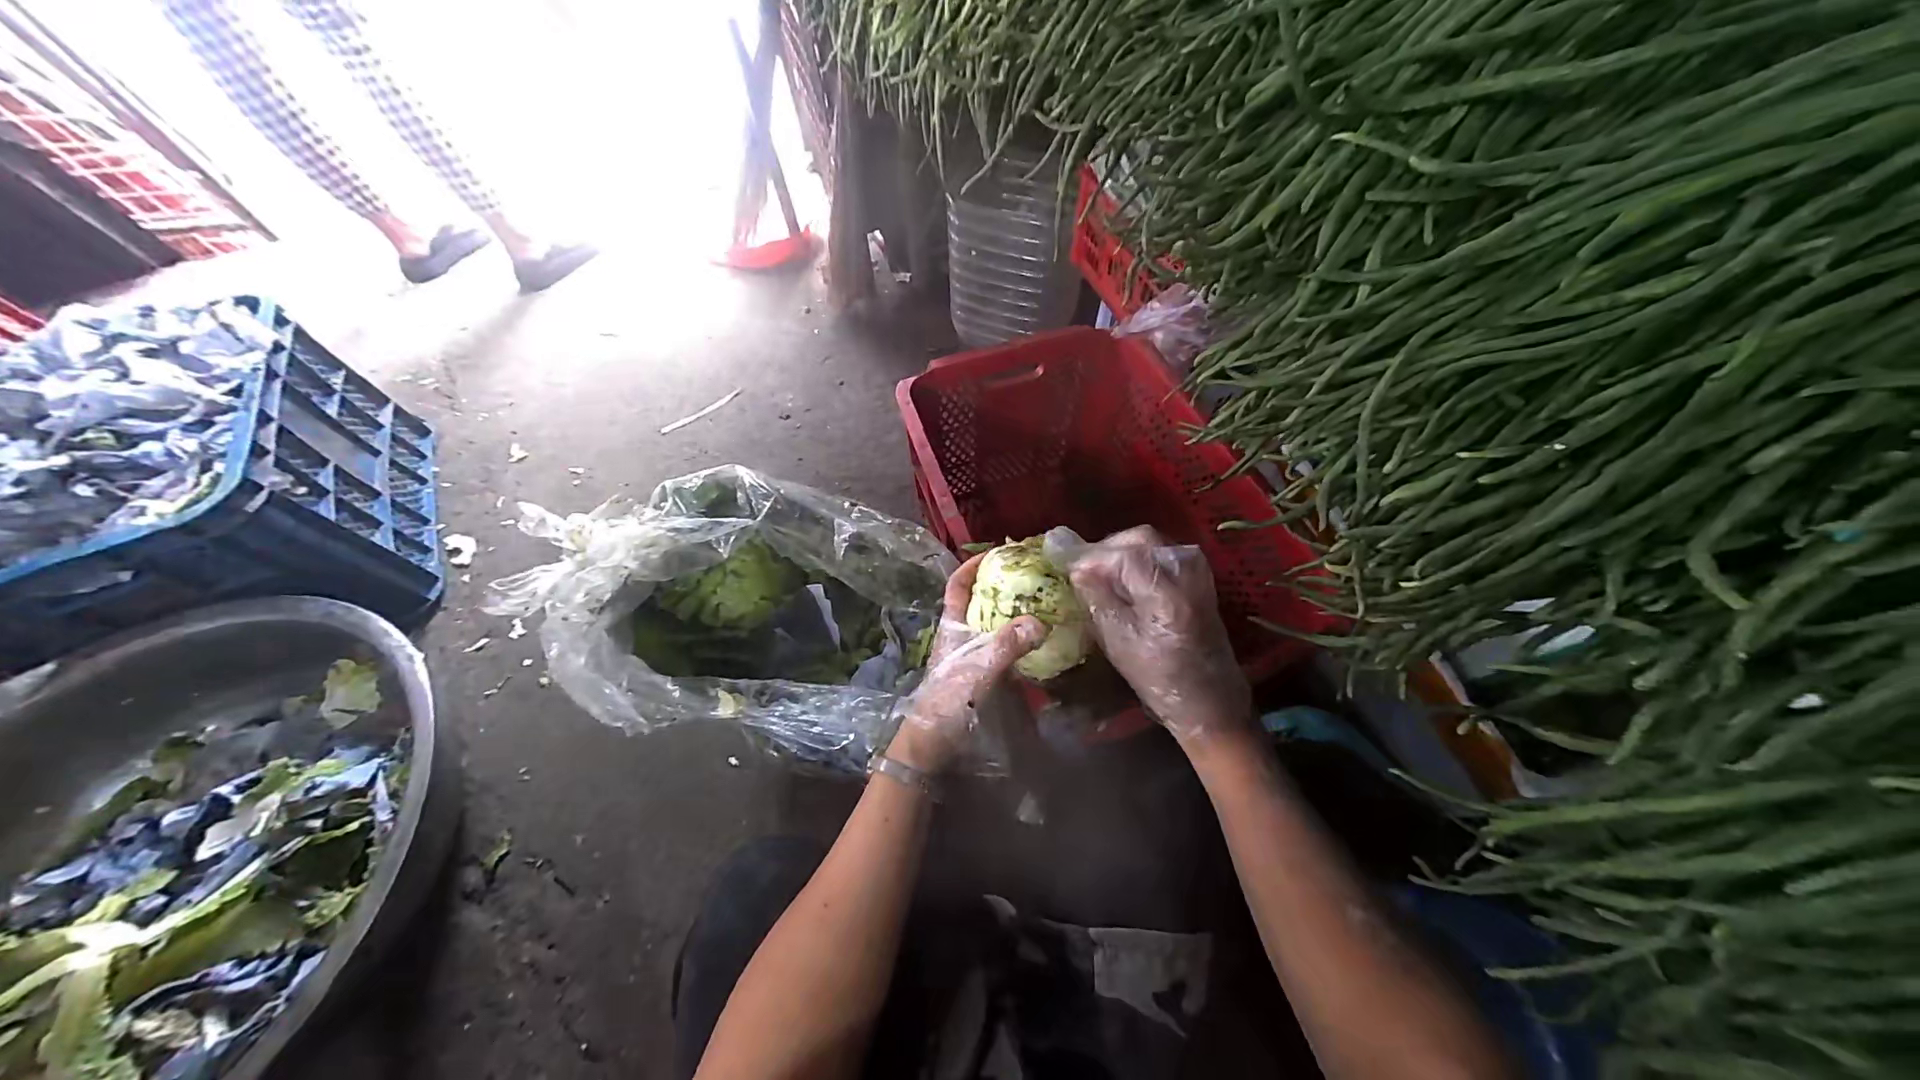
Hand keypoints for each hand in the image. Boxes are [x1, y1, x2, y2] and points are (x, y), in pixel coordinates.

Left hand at [886, 553, 1044, 774]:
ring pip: (991, 624)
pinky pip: (1001, 647)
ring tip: (1043, 603)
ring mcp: (970, 656)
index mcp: (951, 627)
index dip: (973, 565)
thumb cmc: (947, 703)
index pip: (958, 585)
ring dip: (1012, 612)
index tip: (998, 553)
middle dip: (1001, 585)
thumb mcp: (976, 671)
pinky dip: (1018, 639)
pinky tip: (1038, 642)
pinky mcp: (979, 675)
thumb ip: (1005, 646)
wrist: (931, 744)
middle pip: (978, 600)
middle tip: (1033, 577)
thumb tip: (1038, 622)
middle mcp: (960, 636)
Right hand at [1067, 527, 1252, 745]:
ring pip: (1148, 543)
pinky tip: (1121, 580)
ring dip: (1118, 553)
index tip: (1058, 560)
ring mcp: (1197, 571)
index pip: (1120, 555)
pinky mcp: (1199, 576)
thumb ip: (1095, 597)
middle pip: (1136, 540)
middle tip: (1076, 569)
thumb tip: (1073, 565)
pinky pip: (1160, 553)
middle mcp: (1186, 571)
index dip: (1086, 555)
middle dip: (1102, 550)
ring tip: (1095, 576)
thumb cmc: (1160, 679)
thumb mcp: (1117, 642)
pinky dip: (1137, 559)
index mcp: (1166, 592)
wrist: (1209, 699)